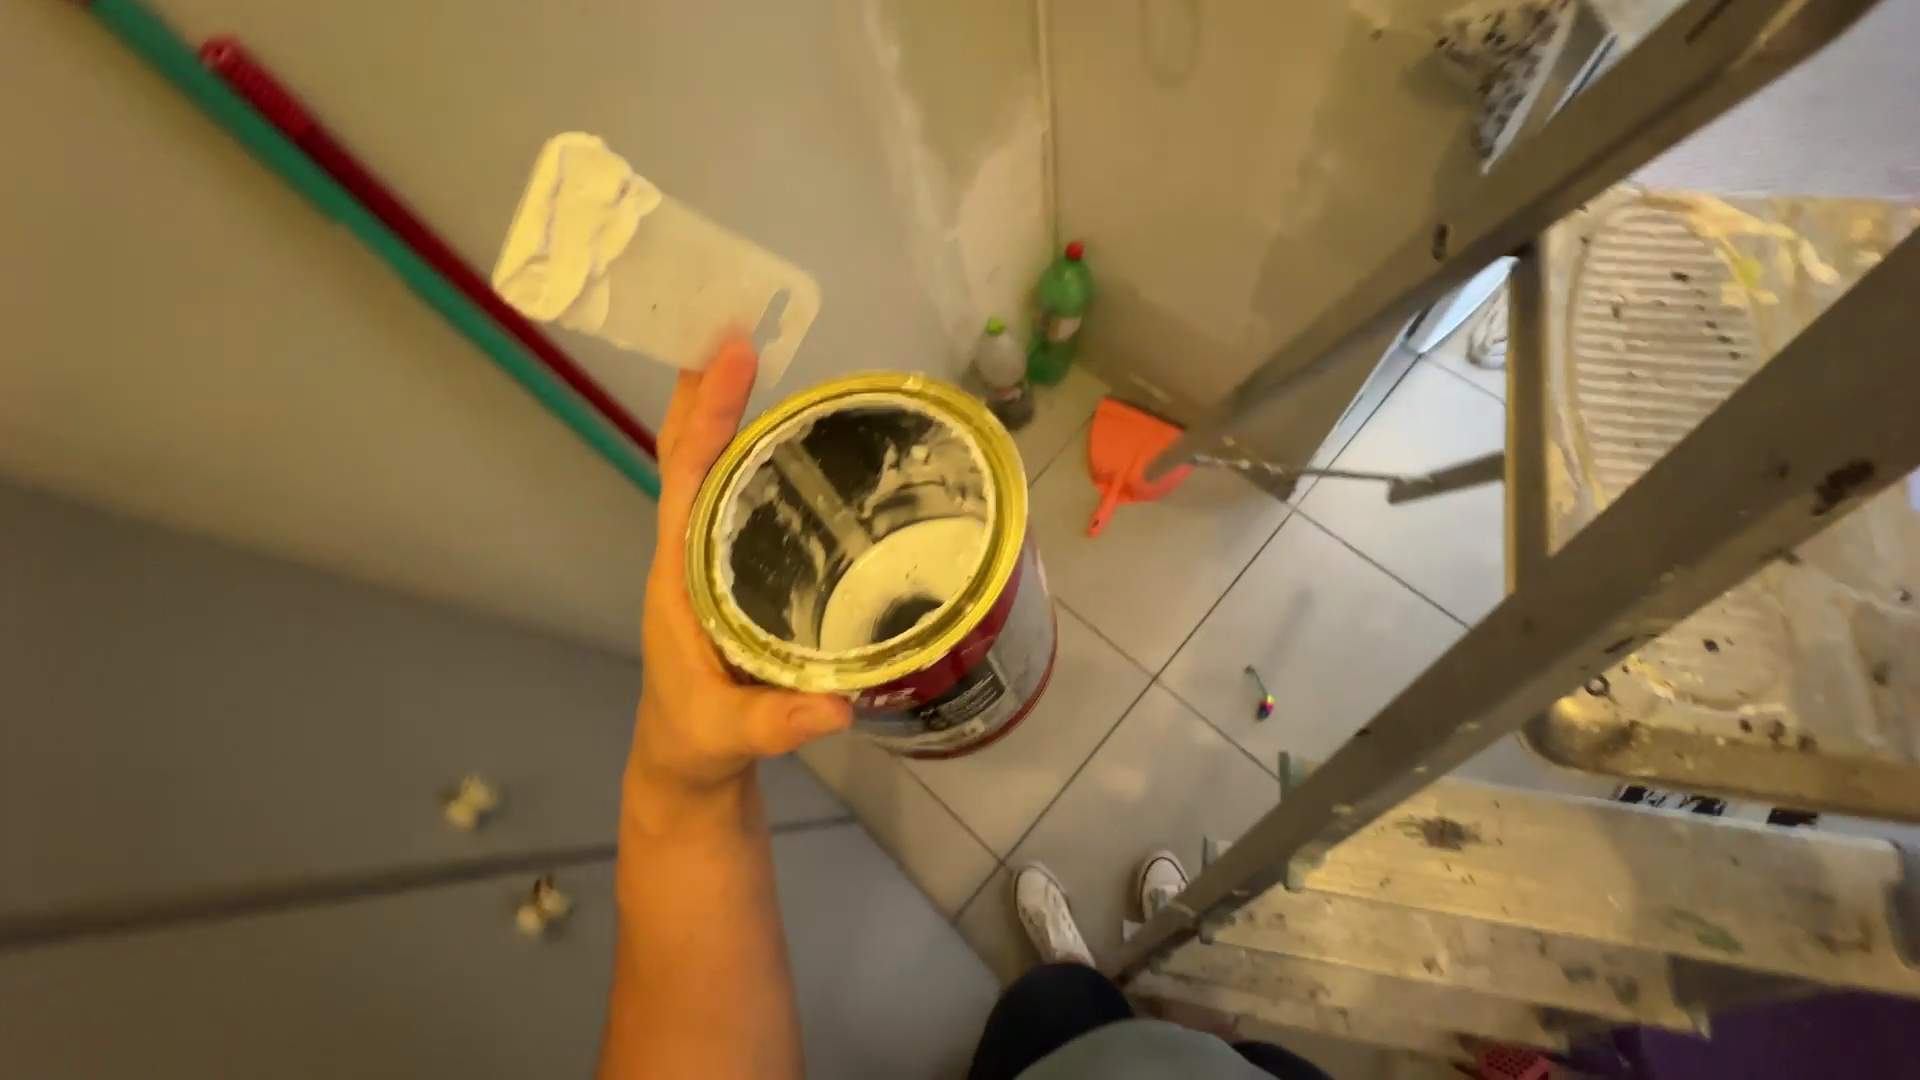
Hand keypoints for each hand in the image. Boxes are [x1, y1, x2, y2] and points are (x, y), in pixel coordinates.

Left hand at [630, 341, 852, 803]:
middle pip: (691, 459)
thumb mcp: (731, 732)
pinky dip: (752, 464)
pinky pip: (735, 505)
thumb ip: (777, 722)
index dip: (707, 417)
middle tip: (740, 334)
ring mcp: (709, 563)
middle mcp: (689, 556)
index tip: (733, 357)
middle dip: (710, 396)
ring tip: (763, 370)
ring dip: (729, 421)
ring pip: (712, 477)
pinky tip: (791, 454)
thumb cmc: (695, 739)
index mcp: (681, 576)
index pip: (687, 479)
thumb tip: (837, 704)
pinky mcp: (731, 576)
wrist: (685, 761)